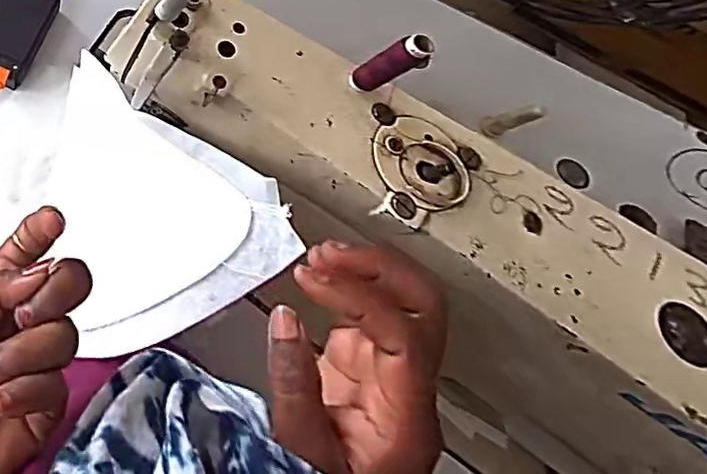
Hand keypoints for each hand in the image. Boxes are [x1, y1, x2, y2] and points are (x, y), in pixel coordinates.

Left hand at [0, 207, 92, 473]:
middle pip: (70, 280)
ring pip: (63, 333)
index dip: (43, 228)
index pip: (27, 247)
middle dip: (54, 290)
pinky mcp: (47, 399)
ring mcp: (39, 356)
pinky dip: (25, 390)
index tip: (52, 219)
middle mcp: (24, 316)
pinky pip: (57, 383)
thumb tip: (38, 271)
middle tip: (22, 312)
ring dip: (22, 353)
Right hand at [265, 240, 446, 473]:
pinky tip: (318, 274)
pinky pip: (367, 305)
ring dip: (362, 265)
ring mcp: (390, 370)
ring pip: (401, 297)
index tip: (311, 279)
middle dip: (377, 267)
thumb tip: (285, 320)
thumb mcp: (305, 452)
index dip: (357, 296)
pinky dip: (344, 280)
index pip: (403, 335)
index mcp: (408, 417)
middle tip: (329, 254)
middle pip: (422, 306)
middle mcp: (409, 387)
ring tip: (319, 255)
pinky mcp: (364, 360)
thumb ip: (294, 390)